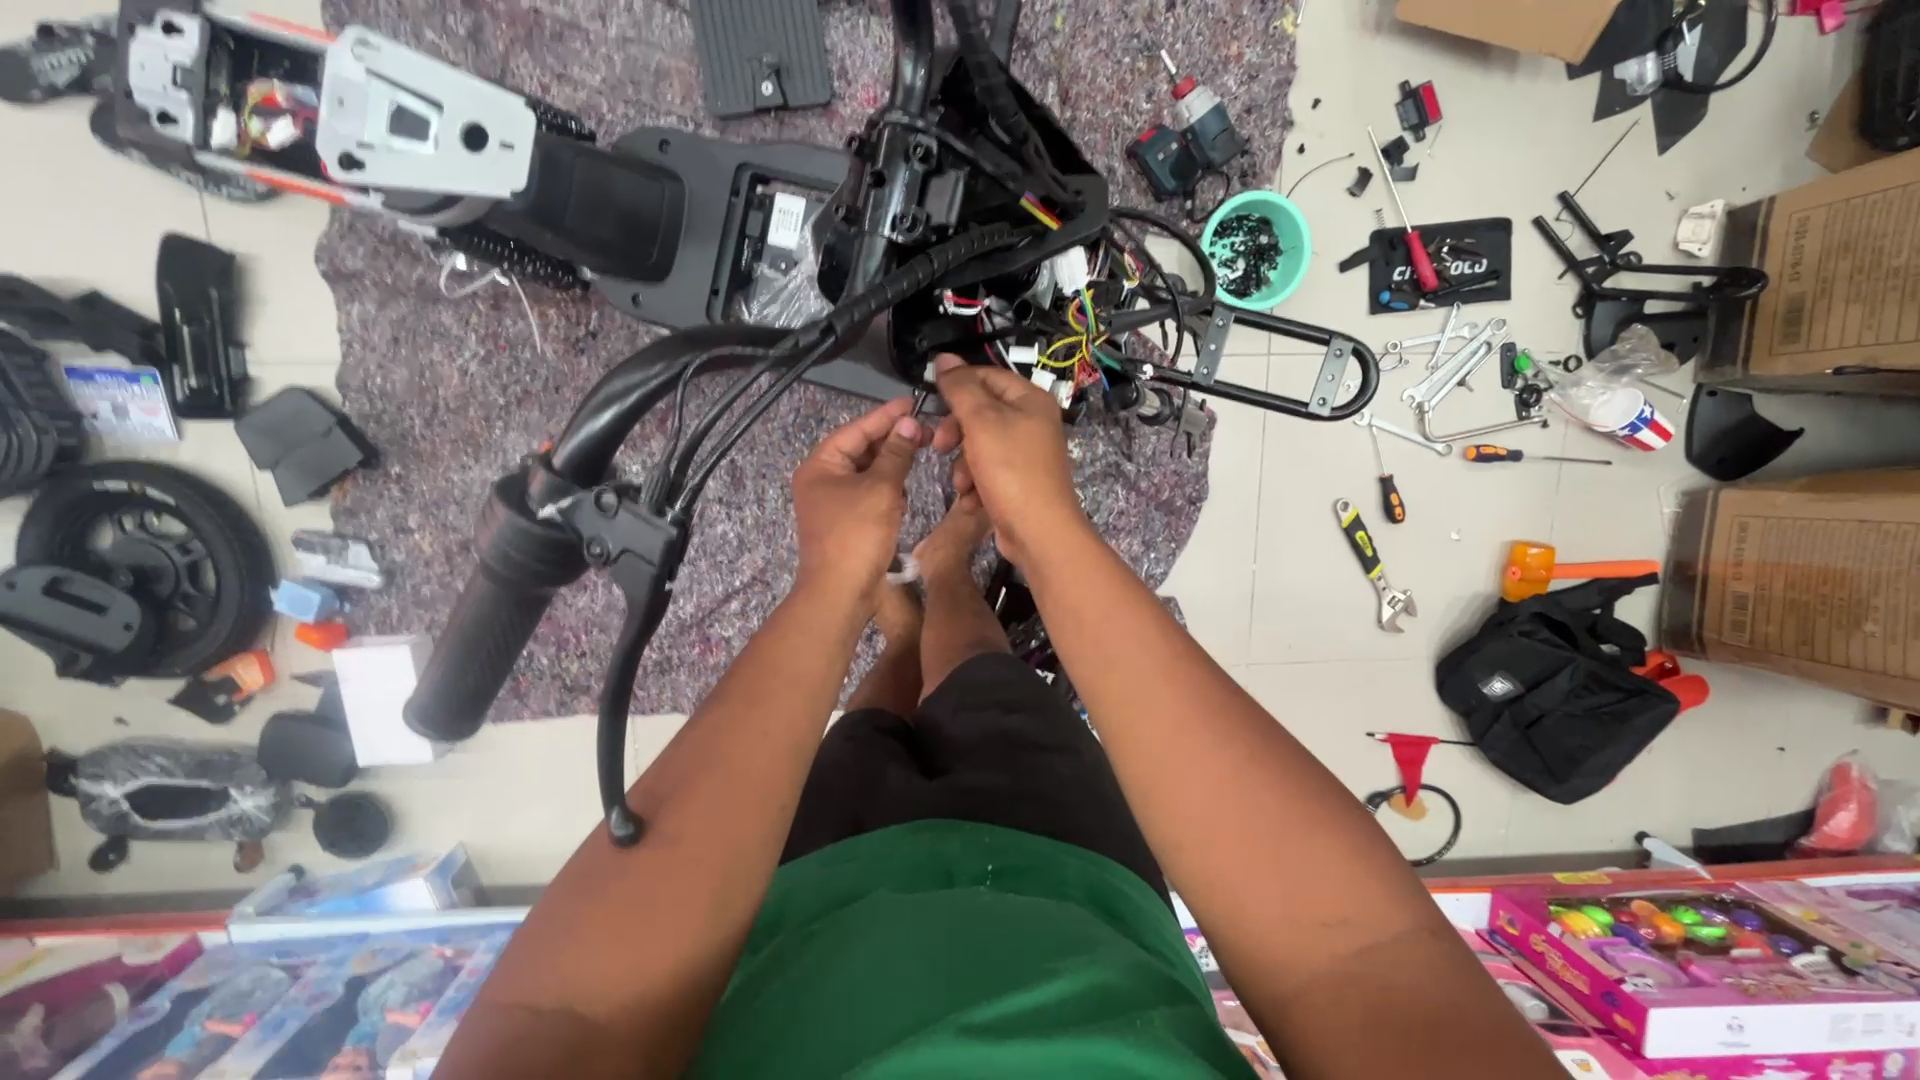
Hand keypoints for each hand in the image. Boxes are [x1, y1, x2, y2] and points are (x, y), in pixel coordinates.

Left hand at [791, 397, 926, 606]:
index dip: (885, 416)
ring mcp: (832, 504)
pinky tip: (903, 499)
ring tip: (915, 466)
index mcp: (820, 466)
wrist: (840, 592)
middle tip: (926, 434)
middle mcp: (821, 481)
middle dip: (891, 444)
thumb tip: (909, 424)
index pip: (855, 430)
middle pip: (860, 450)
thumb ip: (896, 453)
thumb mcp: (881, 488)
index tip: (913, 404)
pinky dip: (887, 493)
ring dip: (891, 470)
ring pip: (867, 474)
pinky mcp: (845, 524)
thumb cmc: (857, 534)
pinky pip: (869, 497)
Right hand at [931, 354, 1090, 566]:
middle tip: (940, 446)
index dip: (957, 386)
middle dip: (956, 432)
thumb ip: (961, 388)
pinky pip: (987, 472)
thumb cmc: (1011, 470)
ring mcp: (1026, 453)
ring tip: (962, 483)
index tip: (931, 404)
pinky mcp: (1018, 481)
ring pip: (978, 445)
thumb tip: (944, 358)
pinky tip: (972, 500)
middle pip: (980, 412)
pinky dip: (975, 484)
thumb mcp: (981, 422)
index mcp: (1030, 399)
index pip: (986, 376)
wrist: (1038, 531)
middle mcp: (1031, 421)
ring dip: (962, 464)